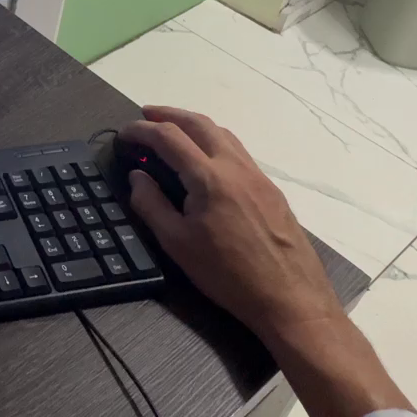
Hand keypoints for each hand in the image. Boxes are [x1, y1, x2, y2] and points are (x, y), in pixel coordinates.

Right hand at [117, 106, 340, 339]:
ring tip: (173, 130)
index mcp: (209, 178)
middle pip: (199, 123)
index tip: (123, 135)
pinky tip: (205, 159)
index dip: (141, 130)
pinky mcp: (272, 191)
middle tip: (145, 114)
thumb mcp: (177, 243)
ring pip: (222, 133)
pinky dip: (213, 141)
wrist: (293, 304)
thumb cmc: (228, 275)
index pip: (168, 136)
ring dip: (193, 124)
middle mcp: (235, 167)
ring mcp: (258, 177)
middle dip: (168, 114)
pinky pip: (237, 151)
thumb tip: (138, 176)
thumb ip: (150, 203)